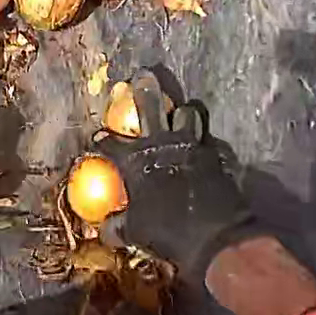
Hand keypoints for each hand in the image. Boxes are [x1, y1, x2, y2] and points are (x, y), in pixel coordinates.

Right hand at [98, 72, 257, 283]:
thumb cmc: (167, 232)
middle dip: (144, 90)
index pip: (110, 142)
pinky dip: (208, 143)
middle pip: (150, 106)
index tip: (98, 137)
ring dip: (183, 112)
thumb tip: (103, 230)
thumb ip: (117, 225)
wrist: (216, 238)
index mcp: (135, 159)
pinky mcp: (217, 155)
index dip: (102, 139)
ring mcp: (192, 146)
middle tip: (142, 76)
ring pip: (188, 113)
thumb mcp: (135, 232)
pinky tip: (207, 147)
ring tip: (180, 110)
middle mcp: (161, 144)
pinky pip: (212, 140)